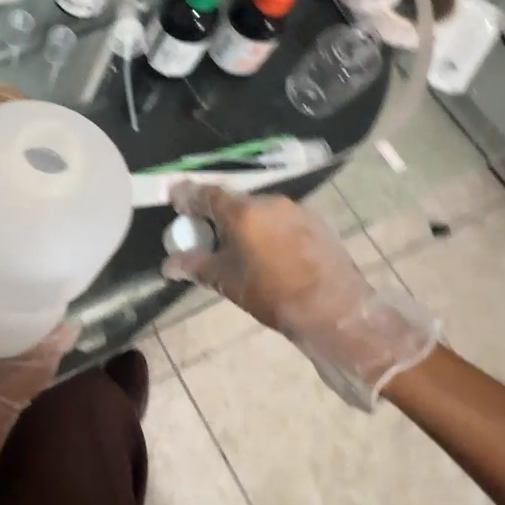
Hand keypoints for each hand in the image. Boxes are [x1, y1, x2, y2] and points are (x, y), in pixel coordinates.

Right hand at [162, 183, 439, 408]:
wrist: (337, 311)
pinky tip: (269, 253)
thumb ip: (195, 266)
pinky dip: (268, 230)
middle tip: (206, 232)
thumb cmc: (274, 295)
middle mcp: (269, 201)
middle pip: (234, 200)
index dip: (187, 196)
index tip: (175, 202)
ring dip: (245, 222)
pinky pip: (282, 220)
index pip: (206, 193)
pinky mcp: (317, 223)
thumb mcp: (227, 282)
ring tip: (239, 247)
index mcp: (242, 211)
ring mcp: (297, 210)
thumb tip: (168, 265)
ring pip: (260, 210)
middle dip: (217, 214)